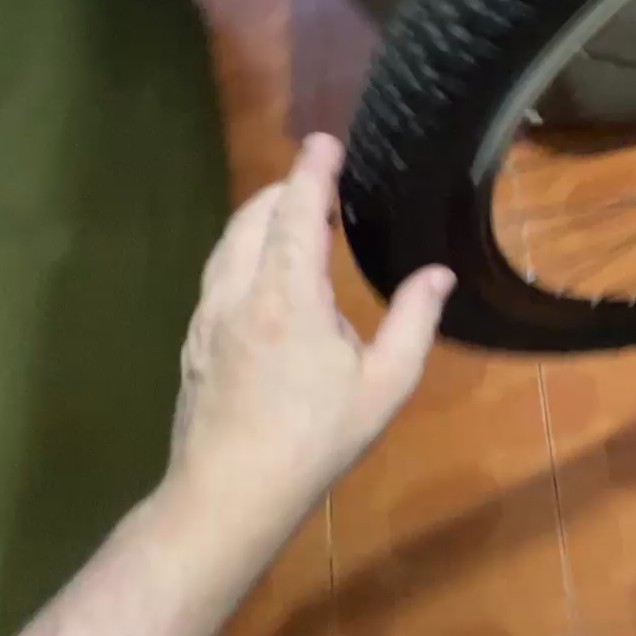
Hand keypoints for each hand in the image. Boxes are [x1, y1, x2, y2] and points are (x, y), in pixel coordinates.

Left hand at [166, 135, 453, 523]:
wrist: (230, 494)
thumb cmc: (318, 435)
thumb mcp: (388, 381)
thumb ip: (415, 319)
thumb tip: (438, 273)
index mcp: (289, 302)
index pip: (296, 220)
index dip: (311, 176)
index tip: (324, 141)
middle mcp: (240, 298)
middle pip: (252, 221)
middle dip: (285, 188)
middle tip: (320, 171)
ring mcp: (210, 319)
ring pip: (228, 244)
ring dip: (260, 213)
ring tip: (293, 203)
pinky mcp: (197, 339)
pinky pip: (220, 270)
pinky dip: (245, 244)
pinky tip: (265, 260)